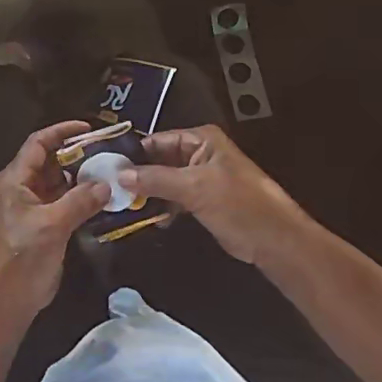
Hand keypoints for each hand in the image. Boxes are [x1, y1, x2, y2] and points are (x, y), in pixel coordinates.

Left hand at [0, 121, 110, 318]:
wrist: (10, 298)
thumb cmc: (24, 256)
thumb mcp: (52, 225)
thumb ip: (80, 201)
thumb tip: (106, 183)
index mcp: (15, 180)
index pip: (38, 143)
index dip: (62, 131)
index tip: (89, 128)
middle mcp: (22, 187)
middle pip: (50, 160)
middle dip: (77, 153)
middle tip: (108, 150)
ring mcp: (33, 206)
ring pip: (59, 180)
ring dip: (81, 175)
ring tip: (111, 169)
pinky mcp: (45, 222)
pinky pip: (65, 200)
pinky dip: (82, 196)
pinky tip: (104, 195)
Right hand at [119, 125, 313, 265]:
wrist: (275, 241)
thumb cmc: (239, 205)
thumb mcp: (194, 188)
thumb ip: (155, 179)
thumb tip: (119, 175)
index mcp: (202, 140)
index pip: (158, 140)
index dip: (134, 152)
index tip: (106, 166)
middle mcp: (200, 154)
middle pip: (159, 159)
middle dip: (138, 174)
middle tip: (109, 187)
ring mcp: (201, 178)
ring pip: (165, 180)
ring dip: (148, 193)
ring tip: (122, 204)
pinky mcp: (203, 201)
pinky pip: (174, 198)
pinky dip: (162, 206)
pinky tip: (147, 217)